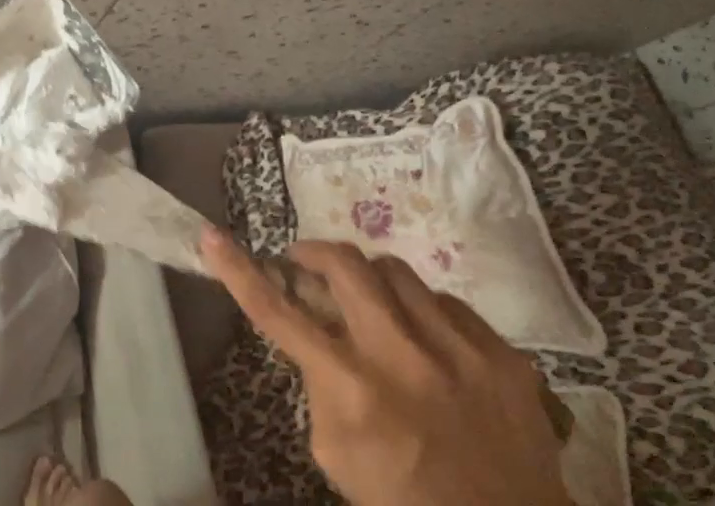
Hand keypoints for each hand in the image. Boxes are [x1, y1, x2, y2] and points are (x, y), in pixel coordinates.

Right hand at [202, 229, 572, 505]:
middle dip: (314, 253)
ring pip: (397, 271)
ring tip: (369, 301)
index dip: (237, 269)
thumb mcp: (335, 453)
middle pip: (344, 265)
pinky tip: (425, 337)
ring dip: (369, 278)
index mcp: (351, 387)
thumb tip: (320, 339)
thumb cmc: (403, 499)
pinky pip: (449, 303)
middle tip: (305, 264)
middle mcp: (401, 356)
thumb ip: (320, 387)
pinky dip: (423, 310)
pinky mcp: (503, 356)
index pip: (277, 312)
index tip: (211, 235)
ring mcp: (459, 350)